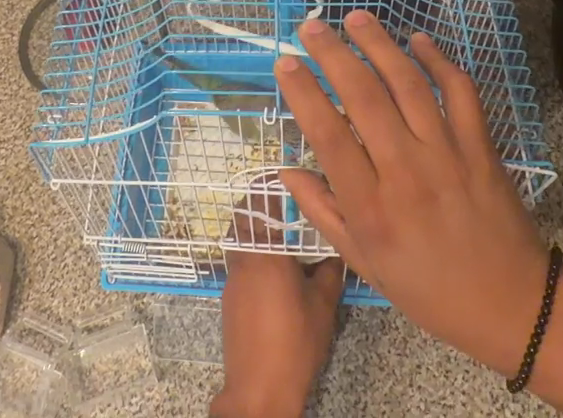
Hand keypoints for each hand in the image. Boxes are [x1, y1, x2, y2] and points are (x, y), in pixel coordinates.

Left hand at [212, 196, 344, 417]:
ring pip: (239, 239)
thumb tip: (334, 247)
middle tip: (284, 202)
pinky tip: (275, 268)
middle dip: (259, 204)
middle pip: (243, 217)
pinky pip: (239, 261)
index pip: (262, 205)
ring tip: (283, 234)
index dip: (270, 186)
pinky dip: (253, 253)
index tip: (284, 175)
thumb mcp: (324, 304)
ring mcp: (232, 277)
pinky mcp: (228, 296)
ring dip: (255, 229)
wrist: (259, 387)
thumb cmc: (295, 342)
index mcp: (266, 253)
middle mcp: (244, 258)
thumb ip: (330, 269)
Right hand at [274, 10, 548, 375]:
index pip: (328, 134)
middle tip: (312, 26)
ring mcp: (447, 153)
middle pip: (363, 97)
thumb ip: (322, 212)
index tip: (285, 63)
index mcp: (371, 206)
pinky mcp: (480, 145)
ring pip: (408, 84)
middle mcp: (406, 171)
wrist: (512, 303)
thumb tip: (285, 171)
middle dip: (333, 54)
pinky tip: (418, 39)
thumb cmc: (427, 288)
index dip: (303, 93)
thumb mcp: (364, 263)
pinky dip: (439, 61)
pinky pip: (460, 92)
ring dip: (380, 45)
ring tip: (356, 19)